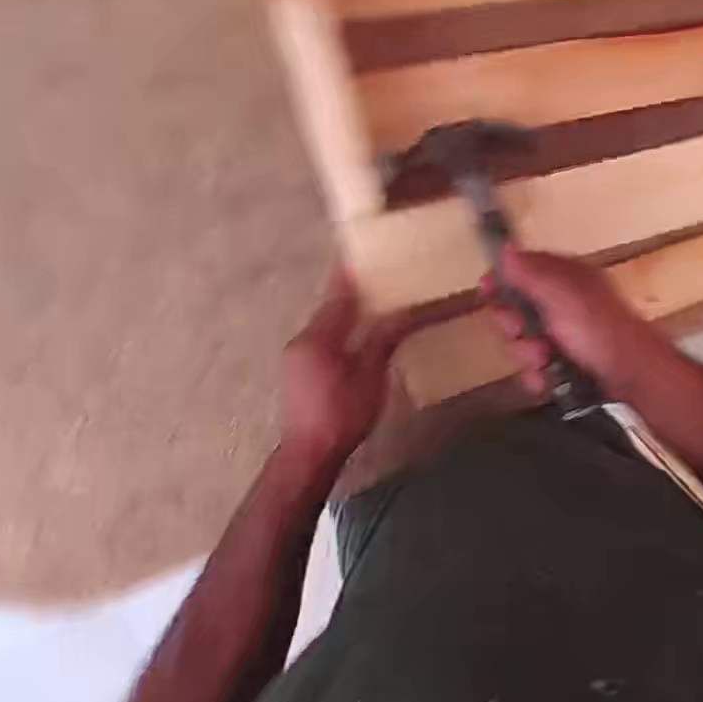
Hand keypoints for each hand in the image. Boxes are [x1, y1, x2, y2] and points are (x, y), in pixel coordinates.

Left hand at [279, 268, 415, 461]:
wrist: (308, 453)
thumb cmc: (342, 415)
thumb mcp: (370, 377)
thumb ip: (383, 340)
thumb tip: (403, 313)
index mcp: (319, 336)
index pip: (337, 294)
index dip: (349, 271)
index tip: (357, 248)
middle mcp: (304, 339)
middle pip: (330, 306)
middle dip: (351, 290)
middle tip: (374, 273)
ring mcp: (299, 355)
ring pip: (327, 323)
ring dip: (347, 311)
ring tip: (371, 302)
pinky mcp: (300, 370)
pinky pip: (324, 339)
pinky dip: (341, 330)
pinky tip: (357, 336)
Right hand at [484, 246, 676, 399]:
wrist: (632, 376)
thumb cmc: (598, 329)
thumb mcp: (563, 294)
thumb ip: (532, 273)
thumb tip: (505, 249)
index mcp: (565, 279)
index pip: (521, 271)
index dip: (501, 282)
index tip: (487, 292)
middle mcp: (563, 305)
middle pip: (515, 311)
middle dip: (514, 327)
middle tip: (522, 332)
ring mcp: (564, 337)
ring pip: (522, 344)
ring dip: (527, 354)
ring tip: (544, 359)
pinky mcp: (565, 366)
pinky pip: (535, 369)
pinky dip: (538, 376)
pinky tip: (547, 377)